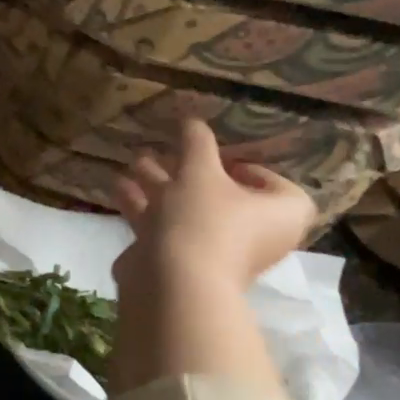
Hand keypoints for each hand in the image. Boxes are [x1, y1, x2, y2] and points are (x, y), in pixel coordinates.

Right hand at [104, 120, 312, 395]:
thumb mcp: (199, 171)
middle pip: (223, 195)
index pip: (269, 180)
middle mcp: (257, 232)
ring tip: (133, 161)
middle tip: (165, 150)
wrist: (174, 281)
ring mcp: (218, 248)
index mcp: (281, 211)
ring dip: (160, 184)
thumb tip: (191, 119)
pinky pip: (165, 224)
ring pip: (187, 208)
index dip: (238, 164)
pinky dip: (144, 205)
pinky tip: (118, 186)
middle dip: (188, 171)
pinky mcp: (182, 258)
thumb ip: (196, 143)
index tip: (209, 154)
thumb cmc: (203, 220)